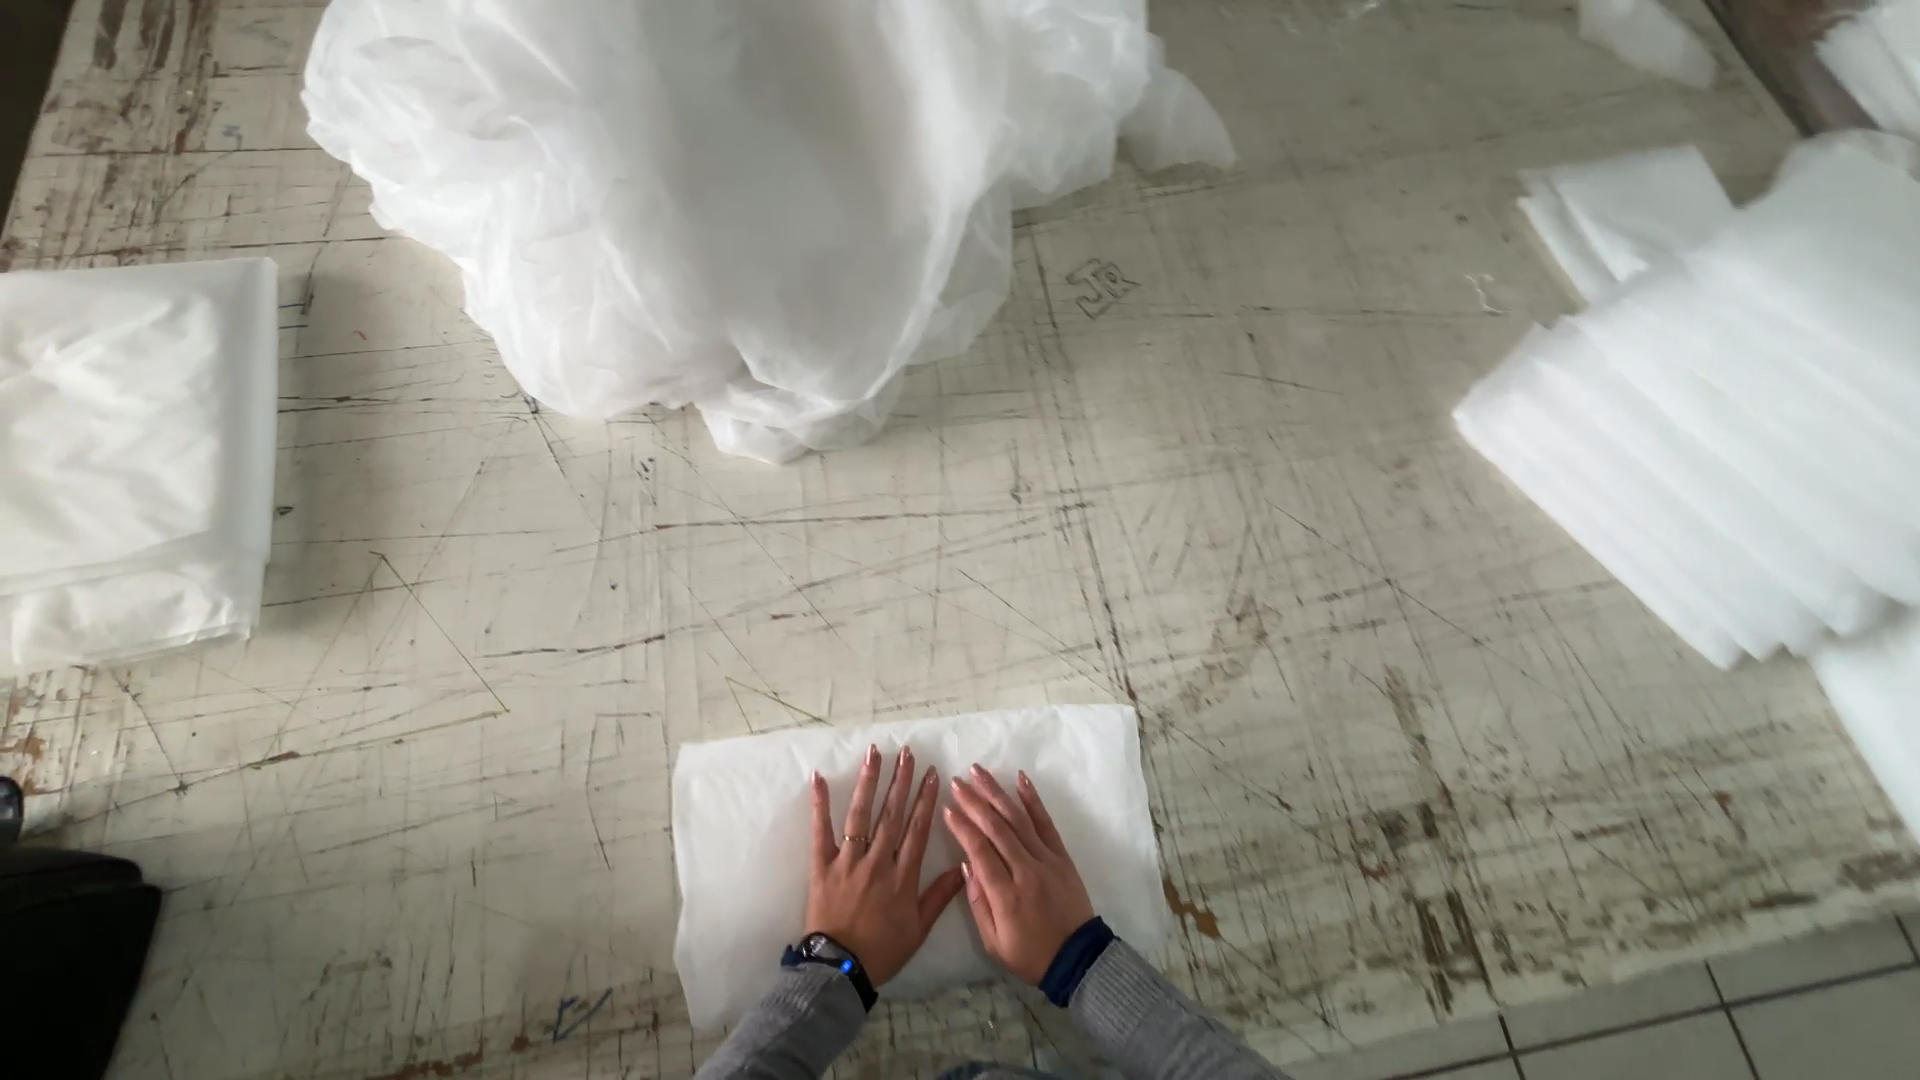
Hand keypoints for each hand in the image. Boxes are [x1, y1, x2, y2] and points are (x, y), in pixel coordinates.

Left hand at [806, 745, 965, 985]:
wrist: (839, 971)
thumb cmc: (883, 951)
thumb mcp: (919, 928)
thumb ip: (940, 895)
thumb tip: (964, 865)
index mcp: (902, 875)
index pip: (918, 828)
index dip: (925, 799)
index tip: (932, 773)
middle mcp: (877, 861)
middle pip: (892, 814)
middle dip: (901, 780)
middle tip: (908, 752)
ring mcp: (848, 861)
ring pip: (861, 815)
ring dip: (869, 781)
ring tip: (875, 753)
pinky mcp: (822, 866)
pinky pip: (821, 831)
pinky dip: (820, 804)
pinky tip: (819, 778)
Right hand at [946, 766, 1096, 983]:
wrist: (1078, 958)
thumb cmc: (1030, 954)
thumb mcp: (993, 942)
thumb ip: (977, 902)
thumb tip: (965, 864)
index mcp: (1006, 895)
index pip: (979, 851)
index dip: (961, 827)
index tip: (947, 808)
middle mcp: (1026, 871)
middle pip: (996, 828)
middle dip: (974, 802)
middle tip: (957, 782)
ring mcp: (1047, 860)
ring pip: (1018, 819)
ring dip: (997, 792)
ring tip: (979, 772)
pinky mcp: (1062, 855)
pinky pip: (1045, 822)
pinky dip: (1032, 799)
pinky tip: (1020, 779)